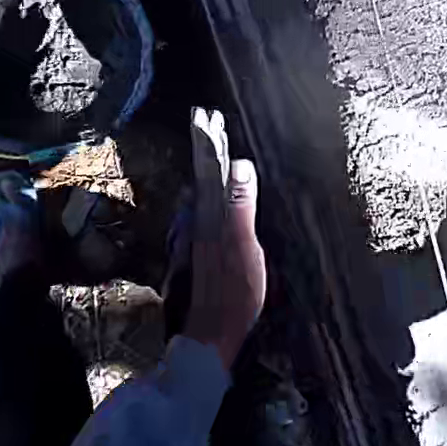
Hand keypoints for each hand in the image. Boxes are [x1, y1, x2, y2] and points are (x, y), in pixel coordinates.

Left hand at [185, 108, 265, 369]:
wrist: (213, 330)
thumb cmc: (236, 292)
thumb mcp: (243, 247)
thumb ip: (240, 205)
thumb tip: (241, 164)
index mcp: (213, 215)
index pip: (211, 169)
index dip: (210, 142)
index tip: (207, 115)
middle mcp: (203, 218)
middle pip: (204, 173)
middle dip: (206, 145)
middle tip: (205, 117)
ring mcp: (203, 232)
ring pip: (204, 186)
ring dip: (207, 162)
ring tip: (211, 142)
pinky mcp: (208, 245)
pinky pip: (208, 203)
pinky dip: (211, 185)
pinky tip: (209, 186)